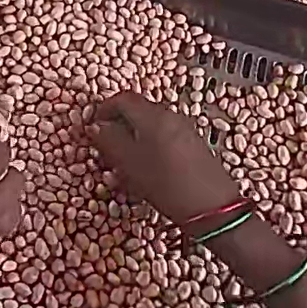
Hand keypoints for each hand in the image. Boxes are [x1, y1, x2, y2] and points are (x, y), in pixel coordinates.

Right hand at [90, 92, 241, 223]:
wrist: (214, 209)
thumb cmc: (166, 184)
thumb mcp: (130, 164)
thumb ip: (110, 141)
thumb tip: (96, 126)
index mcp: (153, 116)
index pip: (123, 98)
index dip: (104, 108)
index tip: (92, 124)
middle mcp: (170, 116)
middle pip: (138, 110)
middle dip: (117, 124)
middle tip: (104, 145)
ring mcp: (185, 130)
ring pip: (150, 125)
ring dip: (132, 137)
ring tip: (122, 161)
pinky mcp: (193, 145)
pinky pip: (164, 136)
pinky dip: (148, 145)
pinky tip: (145, 169)